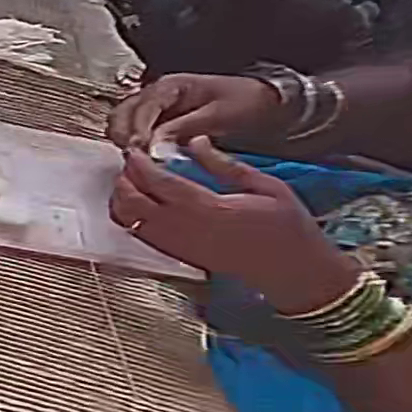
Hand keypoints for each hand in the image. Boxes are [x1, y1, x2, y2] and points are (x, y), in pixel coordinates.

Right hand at [108, 73, 284, 149]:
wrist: (266, 104)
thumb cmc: (246, 103)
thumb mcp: (219, 115)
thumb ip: (183, 128)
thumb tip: (153, 145)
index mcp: (170, 86)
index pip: (142, 108)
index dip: (138, 129)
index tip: (141, 149)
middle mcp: (154, 95)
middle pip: (121, 114)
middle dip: (123, 135)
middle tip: (134, 156)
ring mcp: (151, 108)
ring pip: (121, 123)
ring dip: (123, 140)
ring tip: (136, 157)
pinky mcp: (153, 122)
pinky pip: (131, 132)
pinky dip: (131, 143)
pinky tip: (142, 155)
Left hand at [110, 138, 359, 313]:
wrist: (291, 270)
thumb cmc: (285, 227)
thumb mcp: (267, 187)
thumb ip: (226, 165)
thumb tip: (196, 141)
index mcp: (205, 207)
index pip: (156, 180)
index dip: (138, 163)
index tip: (133, 150)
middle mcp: (180, 225)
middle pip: (131, 198)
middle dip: (124, 177)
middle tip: (130, 163)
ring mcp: (171, 242)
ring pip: (126, 217)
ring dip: (120, 196)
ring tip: (129, 180)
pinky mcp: (170, 253)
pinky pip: (134, 232)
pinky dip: (125, 215)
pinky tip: (134, 203)